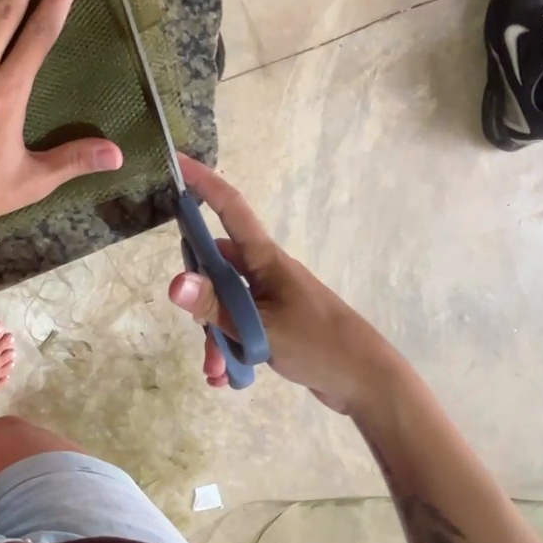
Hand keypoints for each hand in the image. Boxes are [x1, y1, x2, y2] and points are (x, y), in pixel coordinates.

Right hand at [165, 153, 404, 412]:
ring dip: (215, 336)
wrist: (368, 381)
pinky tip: (227, 377)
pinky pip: (240, 329)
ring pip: (226, 306)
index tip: (176, 161)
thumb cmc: (318, 344)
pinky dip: (230, 350)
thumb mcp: (259, 327)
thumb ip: (214, 306)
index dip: (203, 183)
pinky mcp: (277, 324)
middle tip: (196, 328)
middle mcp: (265, 272)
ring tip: (217, 370)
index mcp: (265, 259)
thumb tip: (173, 283)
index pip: (229, 208)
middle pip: (216, 270)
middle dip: (200, 300)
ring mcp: (271, 298)